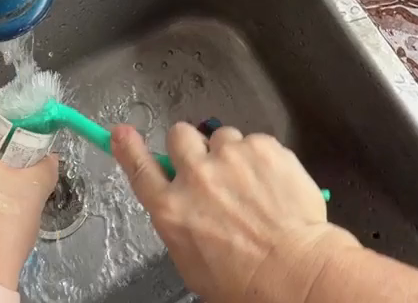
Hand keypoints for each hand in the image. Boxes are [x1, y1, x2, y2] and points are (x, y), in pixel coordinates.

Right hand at [112, 122, 359, 302]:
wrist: (296, 273)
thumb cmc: (245, 286)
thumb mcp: (195, 265)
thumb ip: (181, 224)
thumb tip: (183, 204)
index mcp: (172, 210)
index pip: (140, 169)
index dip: (129, 148)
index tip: (121, 132)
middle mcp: (194, 175)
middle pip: (179, 136)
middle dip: (191, 148)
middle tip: (210, 168)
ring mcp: (228, 155)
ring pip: (221, 136)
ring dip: (230, 154)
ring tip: (252, 185)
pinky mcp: (260, 145)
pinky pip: (255, 141)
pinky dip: (262, 159)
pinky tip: (274, 185)